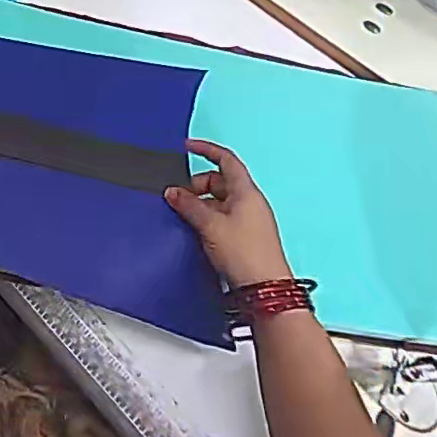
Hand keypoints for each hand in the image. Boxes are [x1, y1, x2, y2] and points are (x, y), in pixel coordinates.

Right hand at [165, 139, 291, 285]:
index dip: (207, 150)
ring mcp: (247, 219)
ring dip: (198, 203)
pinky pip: (220, 217)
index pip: (226, 161)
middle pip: (218, 182)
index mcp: (246, 192)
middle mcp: (248, 202)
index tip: (188, 147)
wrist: (263, 289)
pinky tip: (193, 228)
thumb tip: (173, 192)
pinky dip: (205, 217)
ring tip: (182, 215)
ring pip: (217, 200)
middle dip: (195, 185)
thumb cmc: (244, 253)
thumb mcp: (209, 224)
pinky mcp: (243, 236)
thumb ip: (188, 205)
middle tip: (176, 197)